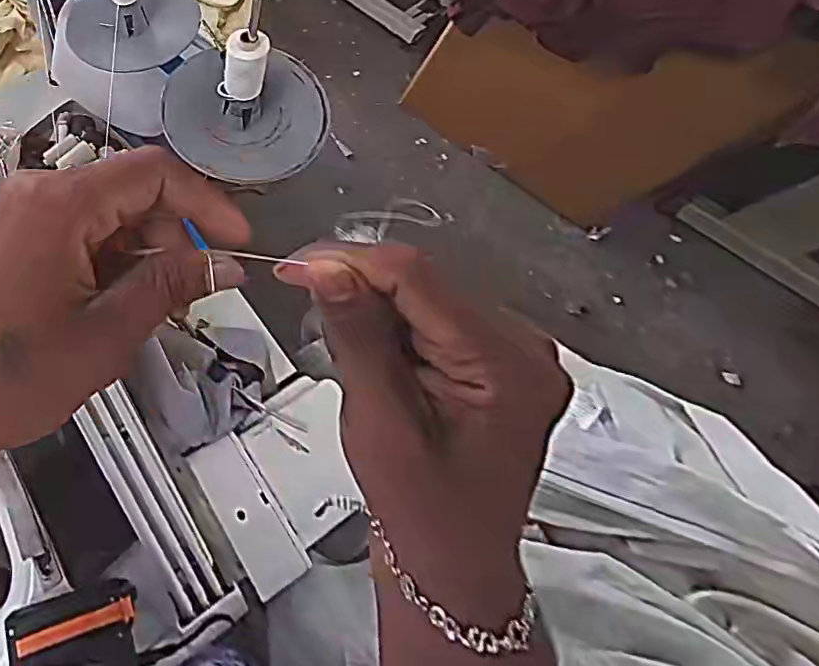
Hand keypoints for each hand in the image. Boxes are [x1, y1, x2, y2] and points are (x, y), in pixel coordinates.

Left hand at [0, 147, 250, 506]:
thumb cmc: (0, 380)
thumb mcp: (105, 336)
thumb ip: (170, 287)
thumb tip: (223, 264)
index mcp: (60, 205)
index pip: (156, 172)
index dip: (207, 203)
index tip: (235, 239)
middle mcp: (40, 193)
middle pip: (135, 189)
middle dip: (176, 234)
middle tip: (196, 284)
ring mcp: (27, 211)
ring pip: (113, 210)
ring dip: (146, 250)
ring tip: (154, 304)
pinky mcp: (22, 232)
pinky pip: (86, 227)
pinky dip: (115, 257)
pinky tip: (121, 299)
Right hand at [276, 242, 569, 616]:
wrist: (452, 556)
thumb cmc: (423, 510)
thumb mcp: (380, 422)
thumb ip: (356, 336)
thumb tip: (326, 268)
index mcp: (507, 365)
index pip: (417, 276)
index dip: (350, 262)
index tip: (298, 268)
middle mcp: (521, 345)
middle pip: (419, 278)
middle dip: (356, 284)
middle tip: (309, 301)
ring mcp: (509, 345)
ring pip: (418, 288)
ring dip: (368, 302)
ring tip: (346, 346)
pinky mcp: (489, 347)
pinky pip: (426, 307)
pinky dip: (386, 318)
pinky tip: (372, 352)